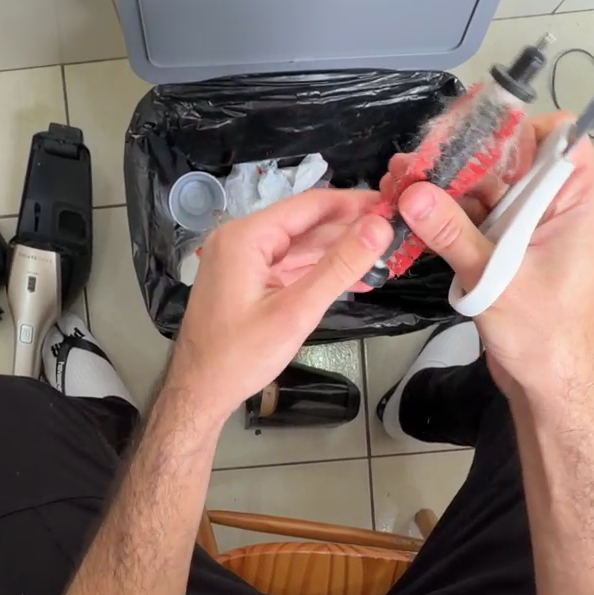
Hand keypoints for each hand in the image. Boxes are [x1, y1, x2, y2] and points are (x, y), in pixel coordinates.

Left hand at [168, 189, 390, 417]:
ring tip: (382, 258)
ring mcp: (240, 260)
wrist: (199, 391)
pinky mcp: (244, 280)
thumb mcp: (296, 311)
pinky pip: (286, 267)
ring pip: (298, 247)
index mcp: (246, 237)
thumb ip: (339, 267)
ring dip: (336, 254)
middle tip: (394, 236)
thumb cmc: (240, 356)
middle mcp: (240, 239)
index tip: (391, 205)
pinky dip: (316, 272)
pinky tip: (351, 279)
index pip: (310, 205)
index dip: (354, 204)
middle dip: (349, 231)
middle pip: (305, 224)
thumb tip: (379, 227)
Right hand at [387, 113, 593, 400]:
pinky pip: (478, 222)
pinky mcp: (508, 251)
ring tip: (398, 188)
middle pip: (509, 163)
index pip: (555, 136)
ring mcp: (530, 230)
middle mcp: (556, 206)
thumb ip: (453, 233)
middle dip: (459, 163)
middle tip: (409, 167)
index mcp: (575, 201)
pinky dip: (448, 220)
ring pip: (487, 192)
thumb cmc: (543, 335)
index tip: (462, 143)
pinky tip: (412, 218)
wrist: (547, 383)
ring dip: (445, 192)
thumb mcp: (495, 278)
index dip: (511, 131)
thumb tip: (413, 194)